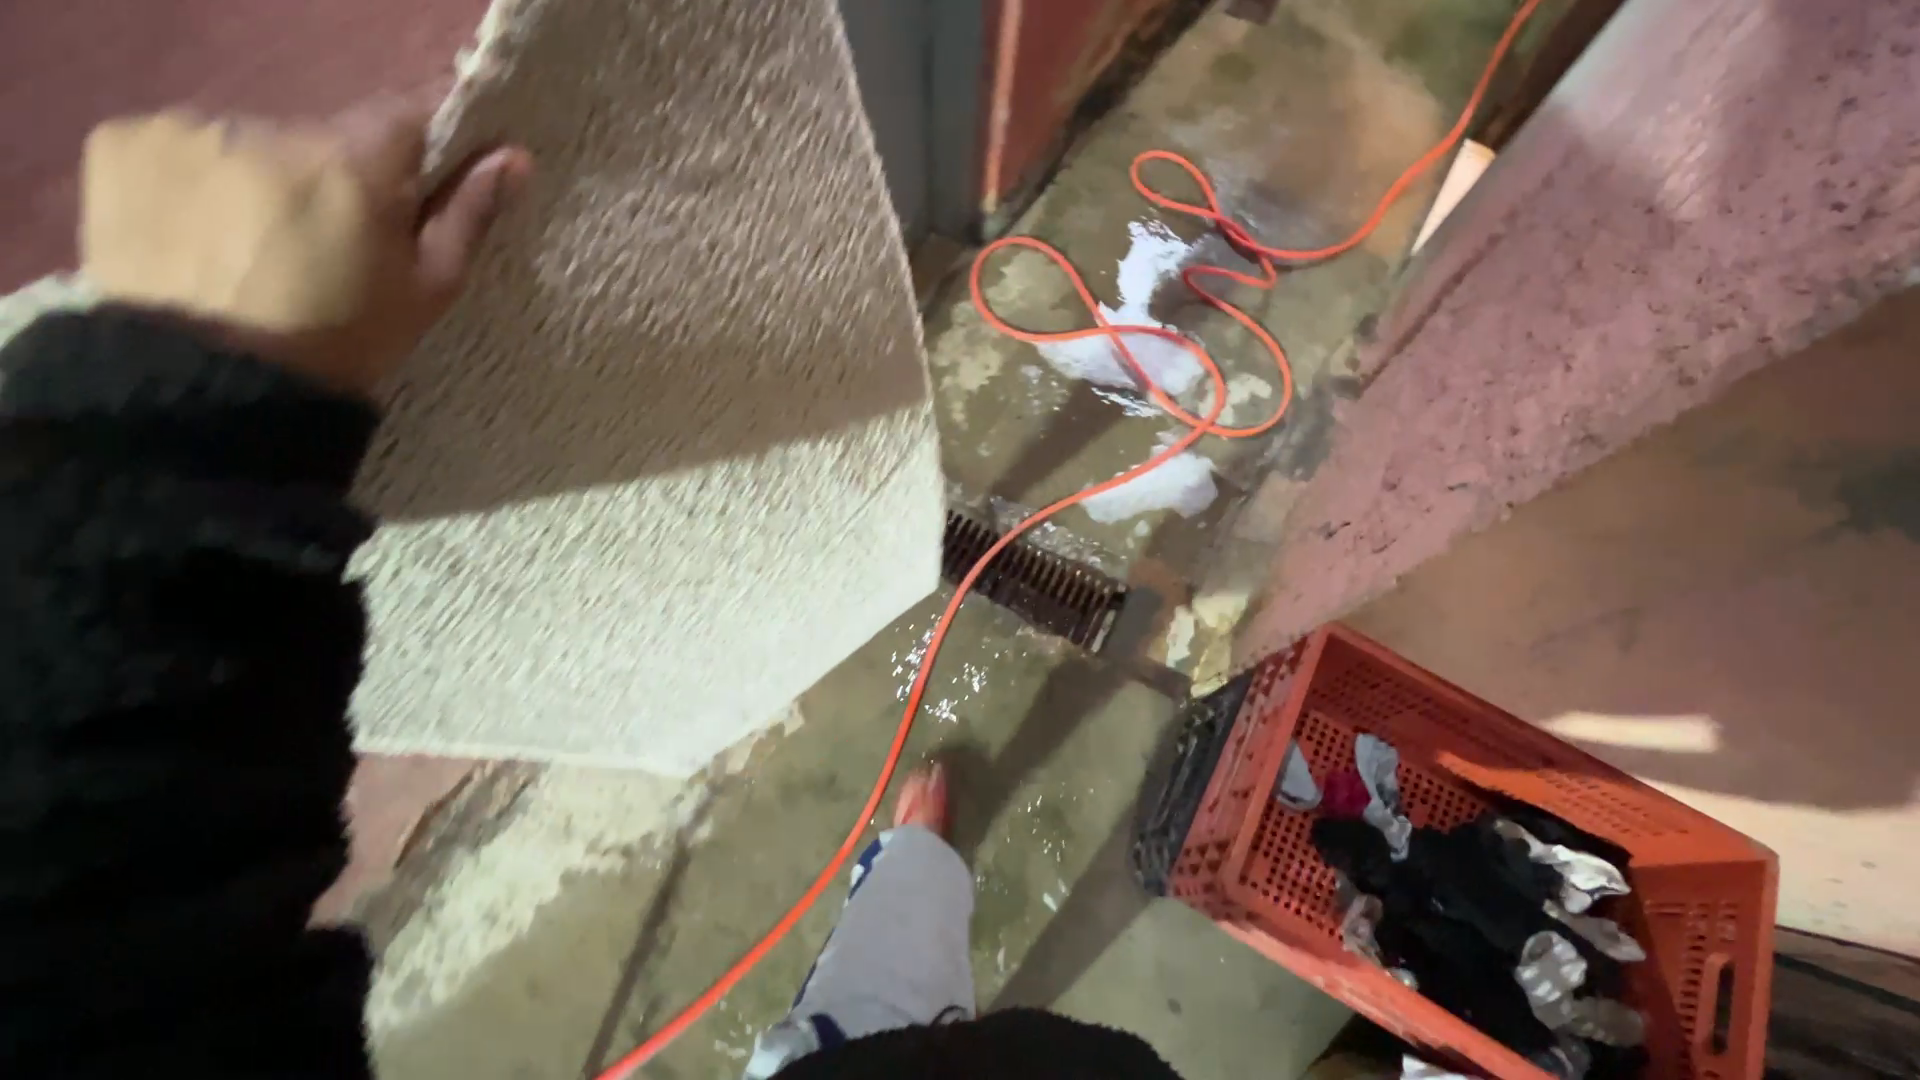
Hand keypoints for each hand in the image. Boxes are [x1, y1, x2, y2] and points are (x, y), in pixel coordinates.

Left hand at [80, 97, 532, 394]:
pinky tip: (214, 232)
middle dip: (341, 176)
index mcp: (351, 163)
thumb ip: (468, 213)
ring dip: (274, 179)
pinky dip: (210, 180)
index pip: (406, 116)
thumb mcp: (430, 286)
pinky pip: (191, 147)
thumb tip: (513, 158)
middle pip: (328, 136)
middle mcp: (266, 128)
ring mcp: (188, 131)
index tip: (418, 194)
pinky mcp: (124, 142)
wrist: (215, 383)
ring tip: (270, 244)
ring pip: (259, 143)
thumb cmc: (347, 337)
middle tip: (340, 242)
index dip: (421, 151)